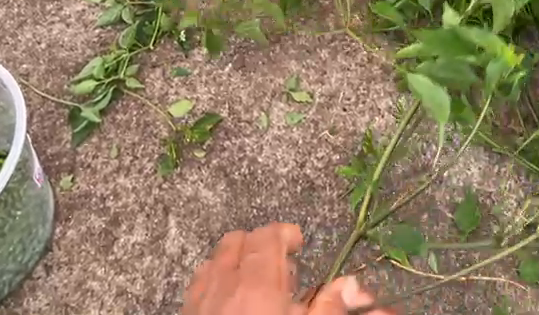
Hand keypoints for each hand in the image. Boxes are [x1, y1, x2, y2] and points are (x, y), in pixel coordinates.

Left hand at [181, 223, 389, 314]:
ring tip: (253, 279)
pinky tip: (227, 298)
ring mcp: (202, 300)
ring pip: (215, 257)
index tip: (298, 245)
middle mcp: (227, 284)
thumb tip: (350, 283)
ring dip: (235, 257)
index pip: (268, 235)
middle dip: (261, 242)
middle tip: (281, 266)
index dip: (285, 233)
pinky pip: (198, 281)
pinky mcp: (187, 314)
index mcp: (260, 284)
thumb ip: (328, 307)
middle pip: (239, 239)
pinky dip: (214, 277)